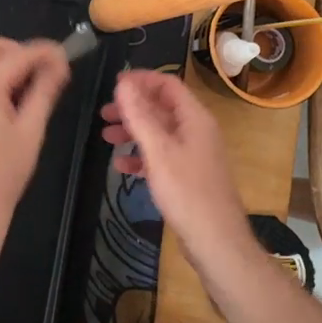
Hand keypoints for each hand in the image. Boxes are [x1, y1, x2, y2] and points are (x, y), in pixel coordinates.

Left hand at [0, 35, 70, 242]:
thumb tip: (58, 65)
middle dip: (15, 49)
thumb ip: (44, 91)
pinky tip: (5, 103)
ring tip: (25, 88)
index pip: (18, 54)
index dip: (45, 52)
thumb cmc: (5, 171)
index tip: (65, 56)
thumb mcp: (32, 129)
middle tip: (39, 69)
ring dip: (0, 63)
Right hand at [101, 70, 251, 262]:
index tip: (114, 85)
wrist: (216, 242)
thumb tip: (123, 83)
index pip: (168, 84)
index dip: (141, 80)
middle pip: (162, 107)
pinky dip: (142, 156)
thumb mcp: (158, 151)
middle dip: (132, 107)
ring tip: (106, 136)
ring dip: (134, 131)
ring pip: (160, 132)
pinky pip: (162, 156)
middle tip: (104, 113)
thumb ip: (140, 116)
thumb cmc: (187, 192)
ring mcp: (194, 154)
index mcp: (195, 118)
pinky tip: (122, 167)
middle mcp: (197, 131)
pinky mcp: (188, 176)